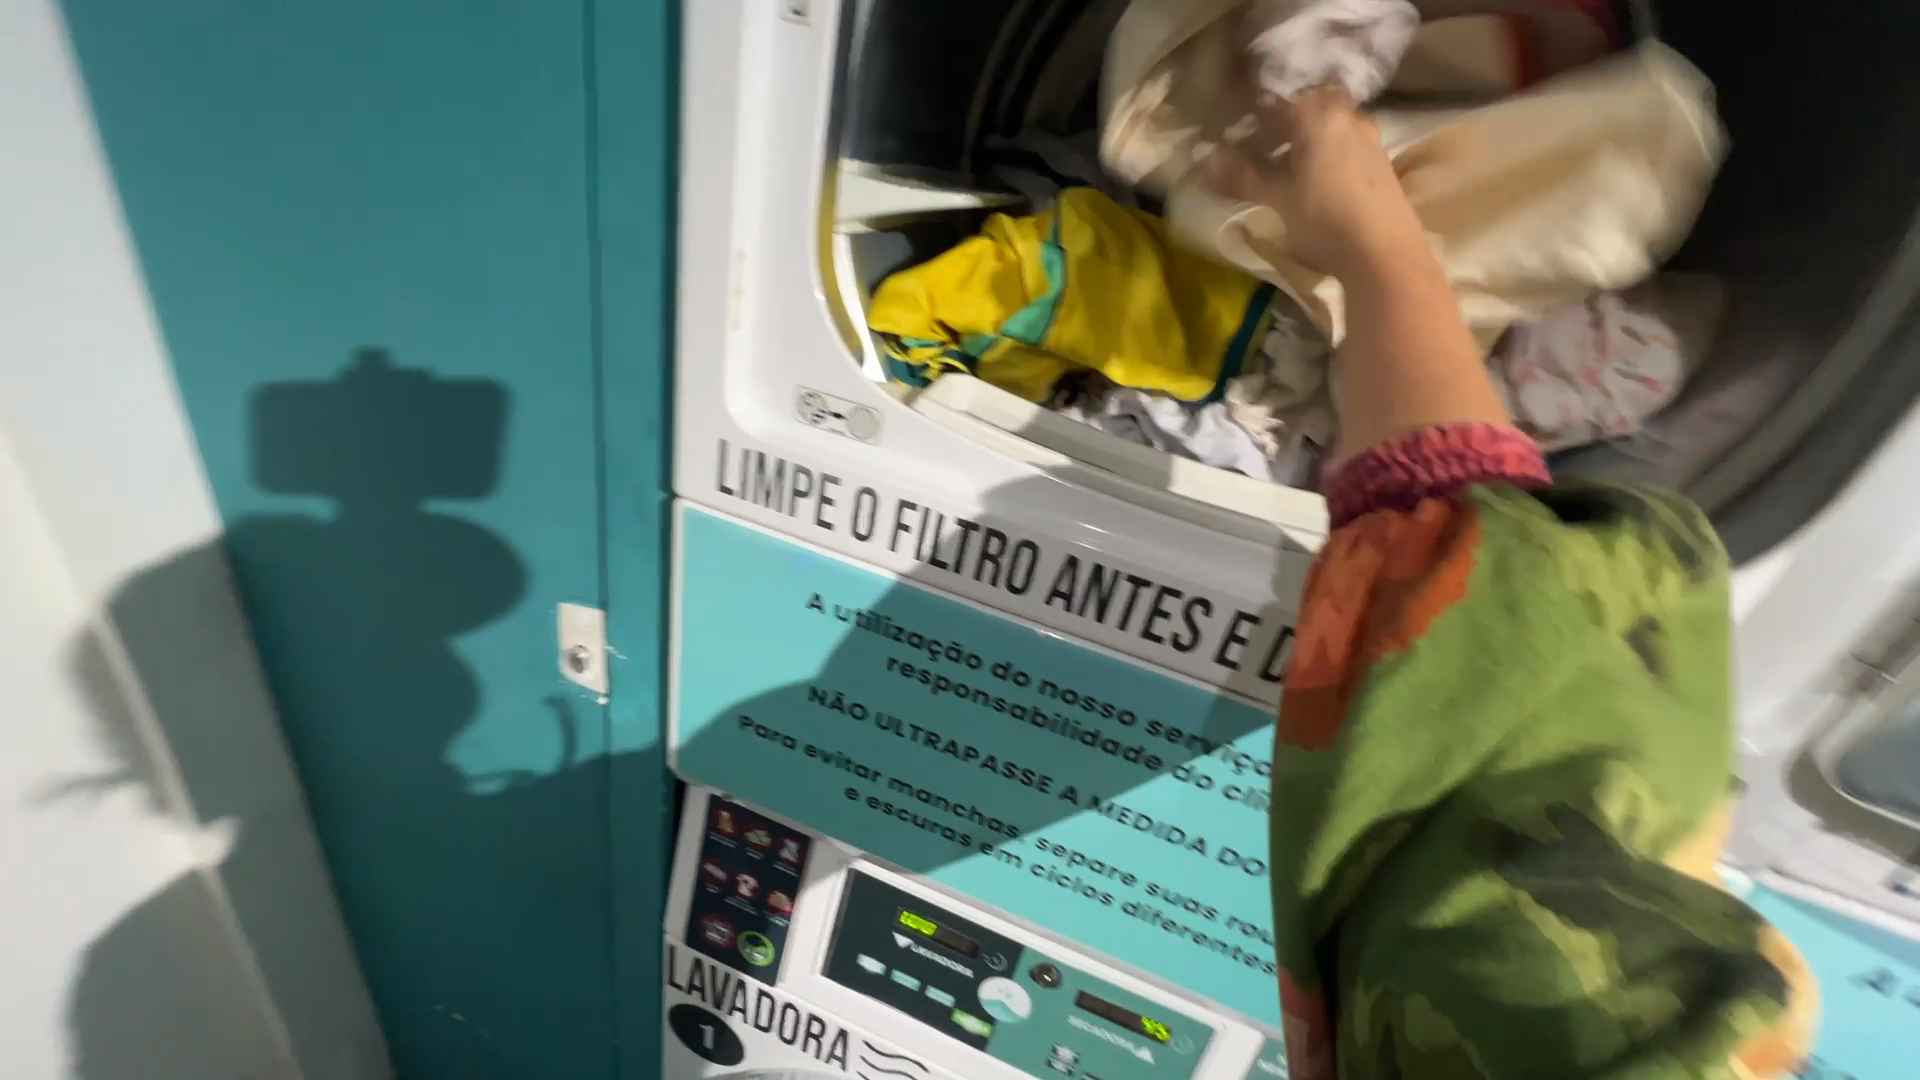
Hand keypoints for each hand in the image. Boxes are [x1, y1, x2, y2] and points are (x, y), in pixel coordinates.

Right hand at [1203, 85, 1428, 282]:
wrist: (1383, 252)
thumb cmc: (1323, 222)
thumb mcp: (1276, 201)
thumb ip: (1242, 177)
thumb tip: (1206, 162)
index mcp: (1319, 117)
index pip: (1278, 100)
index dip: (1251, 114)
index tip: (1232, 131)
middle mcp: (1347, 116)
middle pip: (1305, 108)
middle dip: (1277, 124)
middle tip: (1255, 147)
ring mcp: (1367, 136)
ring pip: (1326, 124)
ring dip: (1300, 138)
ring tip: (1279, 167)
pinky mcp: (1378, 160)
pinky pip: (1341, 141)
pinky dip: (1320, 150)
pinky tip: (1310, 178)